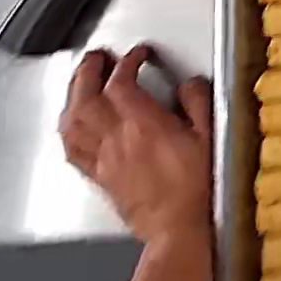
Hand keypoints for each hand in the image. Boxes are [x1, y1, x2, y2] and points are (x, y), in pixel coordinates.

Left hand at [58, 44, 213, 253]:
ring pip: (73, 122)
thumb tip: (189, 83)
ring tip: (81, 81)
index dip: (128, 62)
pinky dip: (68, 128)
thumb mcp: (212, 136)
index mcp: (146, 126)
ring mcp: (104, 159)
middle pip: (87, 98)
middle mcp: (118, 140)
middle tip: (98, 57)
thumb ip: (199, 103)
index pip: (123, 84)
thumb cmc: (198, 183)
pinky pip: (72, 148)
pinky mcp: (99, 176)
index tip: (139, 53)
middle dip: (89, 72)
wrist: (177, 227)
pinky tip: (72, 121)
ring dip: (73, 96)